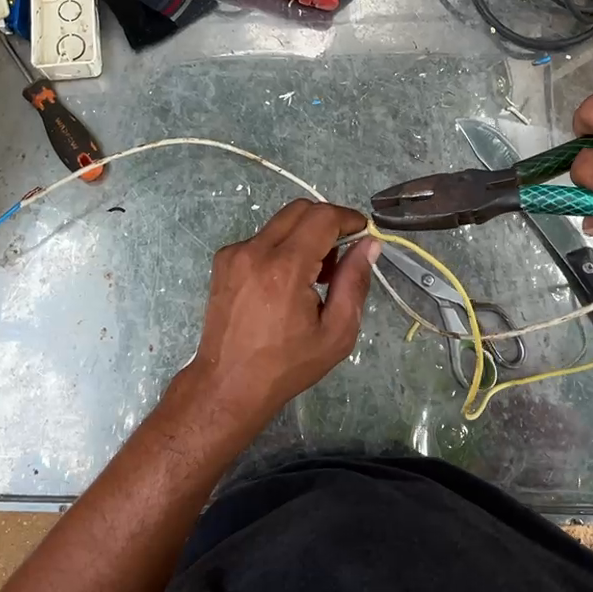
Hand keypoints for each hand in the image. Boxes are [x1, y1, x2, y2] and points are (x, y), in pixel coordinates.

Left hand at [179, 200, 378, 429]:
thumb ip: (354, 282)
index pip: (322, 217)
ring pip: (280, 222)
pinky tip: (284, 283)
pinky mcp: (223, 259)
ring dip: (303, 235)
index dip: (348, 218)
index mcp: (285, 267)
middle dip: (327, 223)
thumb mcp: (335, 333)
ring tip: (313, 276)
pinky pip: (261, 238)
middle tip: (339, 258)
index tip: (363, 233)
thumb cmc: (287, 365)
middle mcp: (256, 250)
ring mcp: (235, 252)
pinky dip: (281, 248)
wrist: (228, 383)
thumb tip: (369, 244)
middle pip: (300, 210)